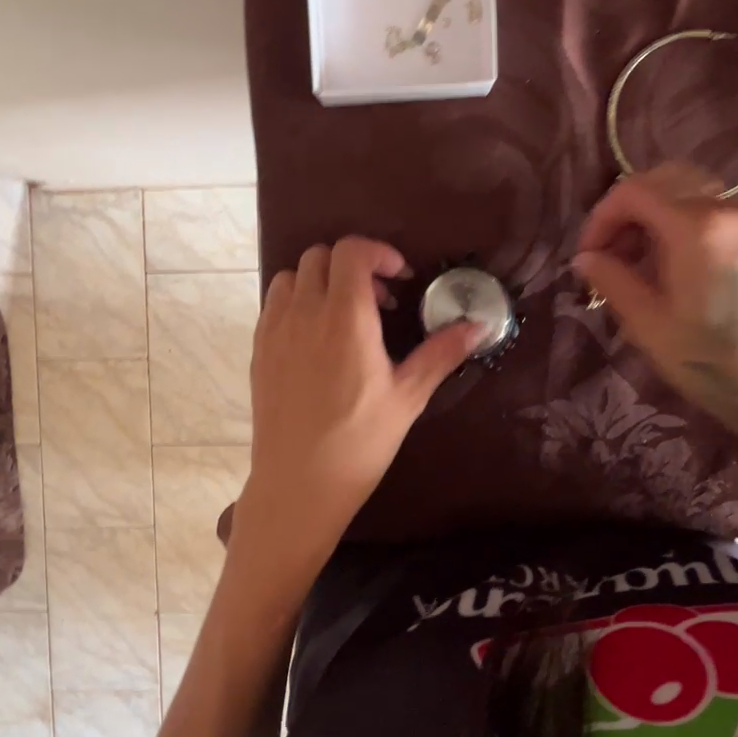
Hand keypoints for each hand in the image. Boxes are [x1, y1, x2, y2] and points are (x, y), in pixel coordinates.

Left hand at [236, 237, 479, 560]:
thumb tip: (480, 325)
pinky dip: (297, 303)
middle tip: (378, 301)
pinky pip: (274, 305)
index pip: (351, 252)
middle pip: (319, 256)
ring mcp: (274, 331)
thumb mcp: (408, 397)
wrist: (299, 484)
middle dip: (352, 266)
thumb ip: (441, 353)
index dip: (378, 252)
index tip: (399, 278)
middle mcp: (304, 314)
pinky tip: (316, 339)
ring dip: (320, 281)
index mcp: (344, 319)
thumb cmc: (360, 442)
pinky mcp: (258, 350)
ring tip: (344, 315)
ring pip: (291, 276)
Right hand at [574, 163, 737, 493]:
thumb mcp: (649, 326)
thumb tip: (586, 258)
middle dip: (629, 211)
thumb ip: (613, 280)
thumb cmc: (713, 365)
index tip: (588, 256)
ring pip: (694, 194)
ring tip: (640, 266)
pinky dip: (687, 227)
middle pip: (666, 179)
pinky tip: (677, 271)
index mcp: (698, 228)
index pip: (634, 191)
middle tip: (611, 254)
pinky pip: (719, 215)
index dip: (601, 218)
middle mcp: (732, 211)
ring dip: (658, 217)